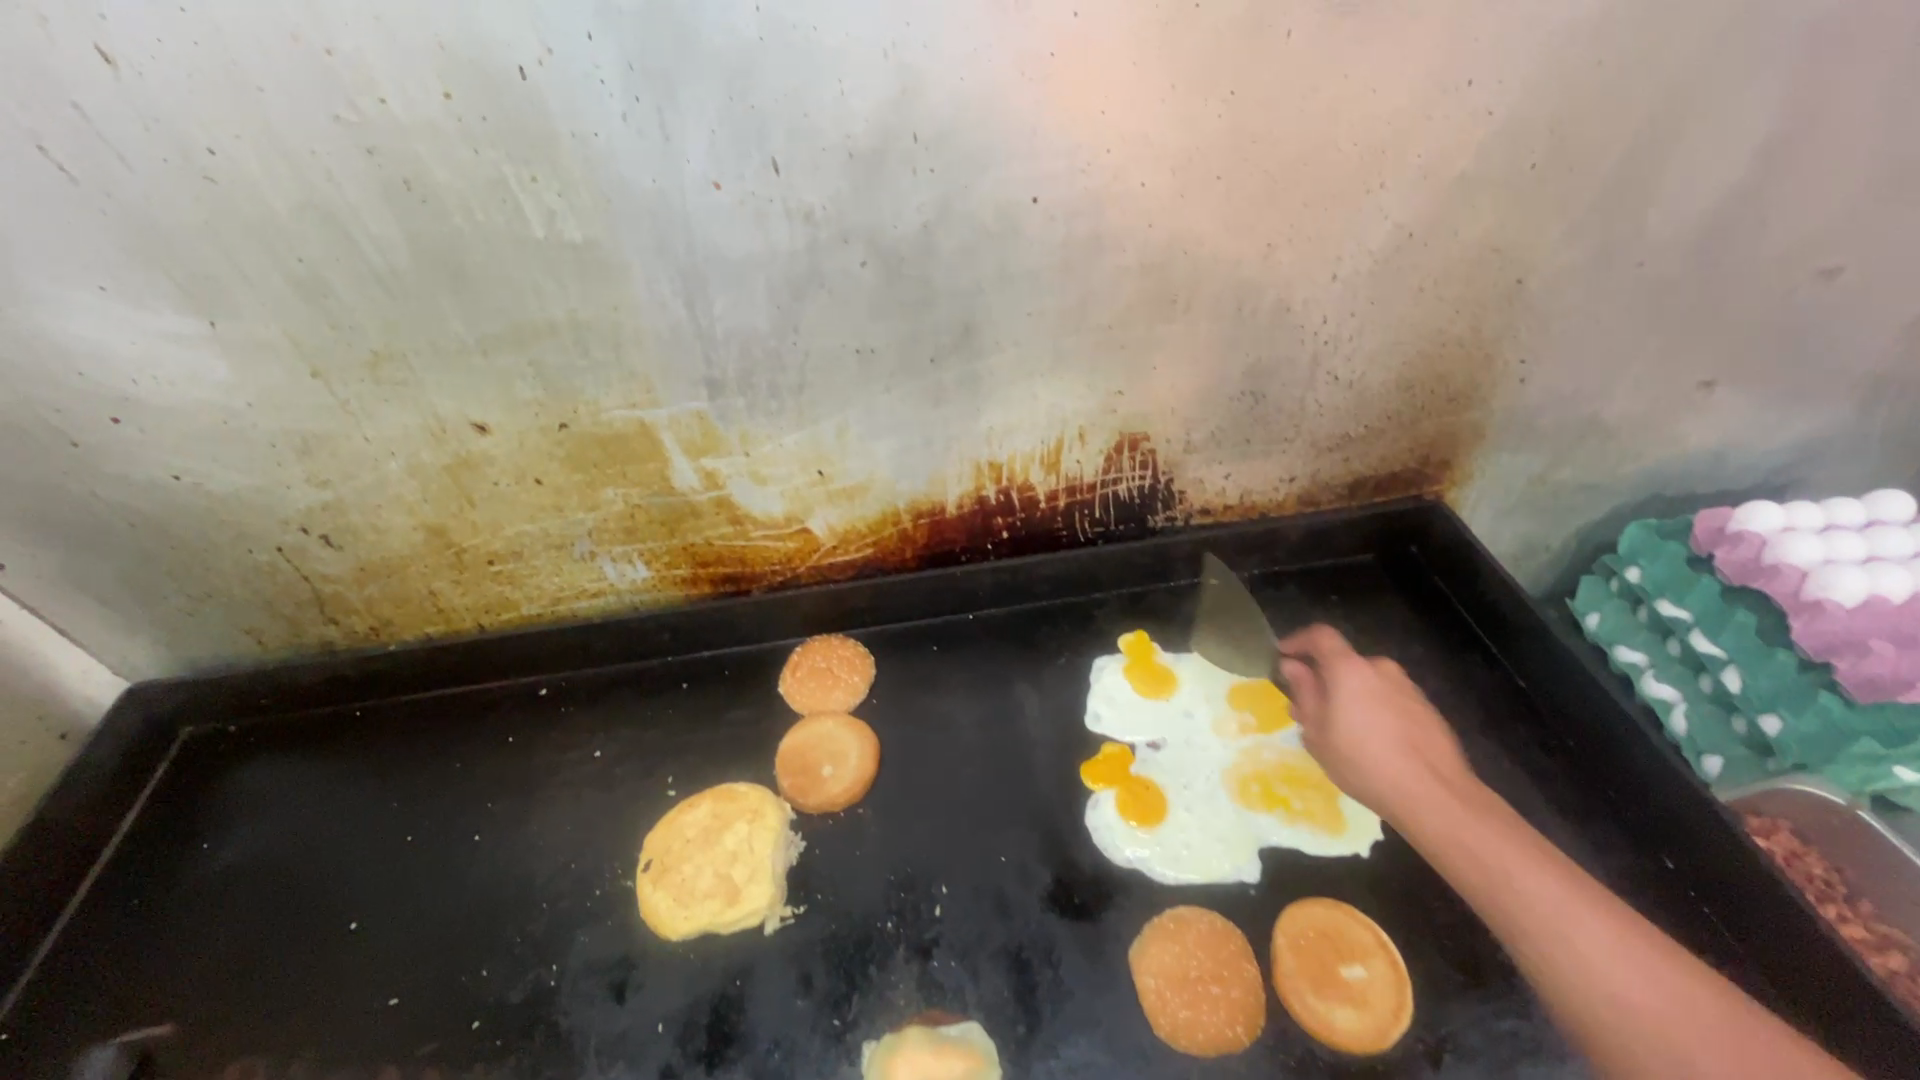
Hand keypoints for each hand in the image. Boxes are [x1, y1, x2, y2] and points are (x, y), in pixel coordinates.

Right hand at [1276, 624, 1477, 825]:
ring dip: (1349, 697)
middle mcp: (1381, 669)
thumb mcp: (1318, 732)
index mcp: (1350, 669)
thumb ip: (1304, 693)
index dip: (1298, 641)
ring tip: (1340, 733)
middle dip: (1323, 680)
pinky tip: (1372, 744)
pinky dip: (1373, 711)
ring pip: (1367, 683)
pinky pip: (1389, 700)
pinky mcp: (1426, 709)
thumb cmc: (1362, 762)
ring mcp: (1408, 688)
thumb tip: (1293, 666)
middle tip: (1308, 710)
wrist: (1433, 793)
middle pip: (1345, 663)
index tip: (1283, 655)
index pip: (1321, 636)